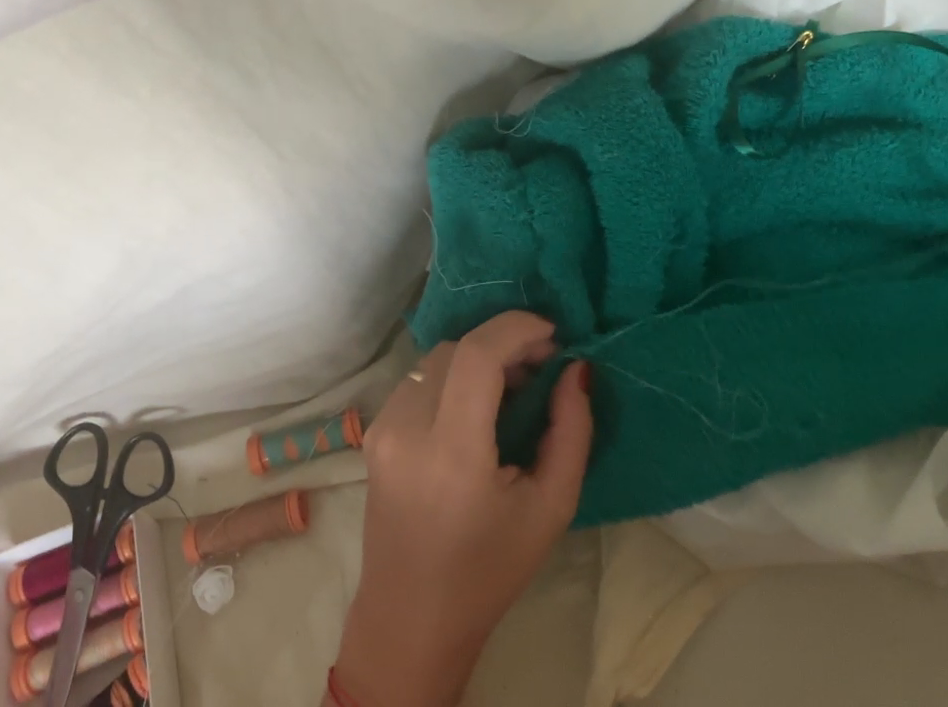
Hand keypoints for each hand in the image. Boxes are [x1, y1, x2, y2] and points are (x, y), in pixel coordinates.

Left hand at [332, 312, 593, 706]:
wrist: (411, 618)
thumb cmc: (490, 571)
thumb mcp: (551, 507)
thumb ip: (571, 431)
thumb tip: (576, 371)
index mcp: (451, 451)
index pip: (477, 354)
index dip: (518, 329)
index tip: (554, 336)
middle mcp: (405, 429)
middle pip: (456, 349)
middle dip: (503, 344)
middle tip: (542, 368)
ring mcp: (381, 429)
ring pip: (434, 361)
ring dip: (476, 360)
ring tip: (512, 389)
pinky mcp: (372, 435)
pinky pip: (417, 382)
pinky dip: (452, 377)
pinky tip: (476, 408)